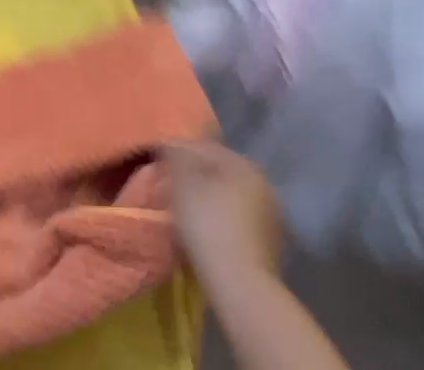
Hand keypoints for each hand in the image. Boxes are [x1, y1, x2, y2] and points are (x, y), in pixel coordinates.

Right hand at [159, 140, 282, 281]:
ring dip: (204, 195)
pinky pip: (234, 215)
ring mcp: (268, 213)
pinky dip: (216, 215)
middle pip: (217, 170)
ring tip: (179, 206)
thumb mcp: (182, 181)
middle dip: (191, 174)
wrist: (239, 281)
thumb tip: (171, 143)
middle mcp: (262, 183)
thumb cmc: (207, 222)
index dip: (174, 150)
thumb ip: (176, 154)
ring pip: (226, 193)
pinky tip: (201, 225)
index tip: (154, 161)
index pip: (202, 146)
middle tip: (164, 183)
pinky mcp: (267, 240)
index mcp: (243, 164)